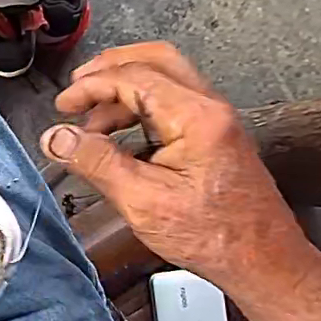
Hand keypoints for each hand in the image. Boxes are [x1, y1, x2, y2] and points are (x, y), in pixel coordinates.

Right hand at [42, 42, 300, 288]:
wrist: (262, 261)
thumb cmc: (215, 236)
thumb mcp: (142, 201)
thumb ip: (96, 163)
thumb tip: (57, 137)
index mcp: (195, 117)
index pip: (133, 77)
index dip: (91, 86)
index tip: (64, 105)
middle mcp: (210, 109)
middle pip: (154, 60)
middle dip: (109, 69)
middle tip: (78, 89)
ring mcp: (214, 121)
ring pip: (163, 79)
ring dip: (122, 92)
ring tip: (90, 124)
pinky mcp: (212, 136)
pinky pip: (171, 104)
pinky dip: (138, 109)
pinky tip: (118, 138)